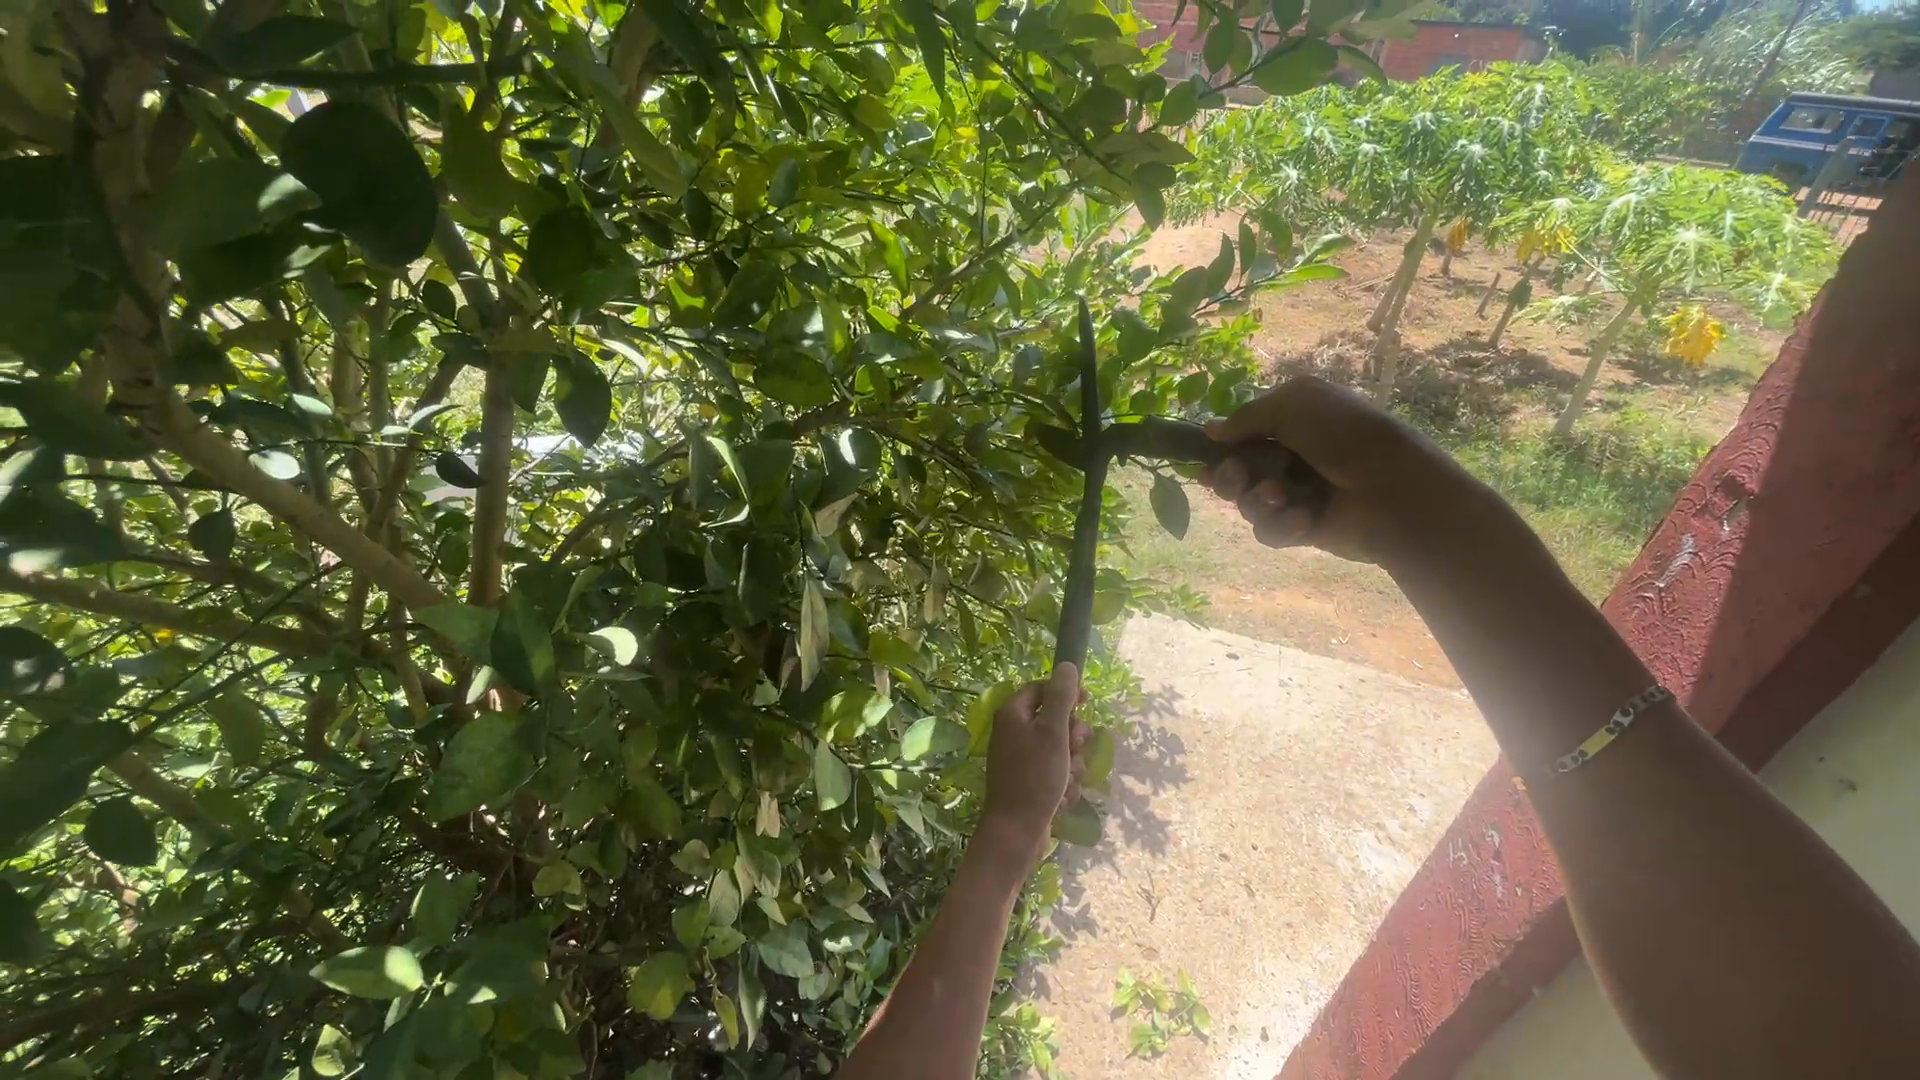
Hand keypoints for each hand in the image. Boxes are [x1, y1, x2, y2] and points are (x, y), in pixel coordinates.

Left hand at [979, 663, 1090, 867]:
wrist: (1017, 831)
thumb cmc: (1035, 776)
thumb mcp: (1053, 732)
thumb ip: (1061, 697)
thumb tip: (1066, 665)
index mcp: (1013, 714)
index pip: (1042, 688)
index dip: (1065, 693)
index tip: (1086, 702)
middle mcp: (1013, 732)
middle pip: (1054, 719)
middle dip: (1073, 736)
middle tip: (1076, 748)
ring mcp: (1020, 759)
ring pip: (1060, 749)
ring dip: (1072, 764)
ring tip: (1068, 780)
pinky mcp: (1029, 781)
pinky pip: (1056, 772)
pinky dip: (1064, 783)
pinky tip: (1063, 798)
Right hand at [1199, 376, 1468, 566]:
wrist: (1393, 492)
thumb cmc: (1346, 437)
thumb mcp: (1294, 404)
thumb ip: (1246, 416)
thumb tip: (1209, 431)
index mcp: (1292, 423)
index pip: (1240, 436)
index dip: (1219, 448)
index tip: (1203, 457)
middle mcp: (1290, 458)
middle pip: (1234, 472)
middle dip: (1230, 476)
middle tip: (1238, 478)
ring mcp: (1295, 494)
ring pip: (1246, 503)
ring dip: (1258, 499)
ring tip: (1282, 497)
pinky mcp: (1301, 528)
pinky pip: (1268, 530)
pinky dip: (1281, 525)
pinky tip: (1305, 520)